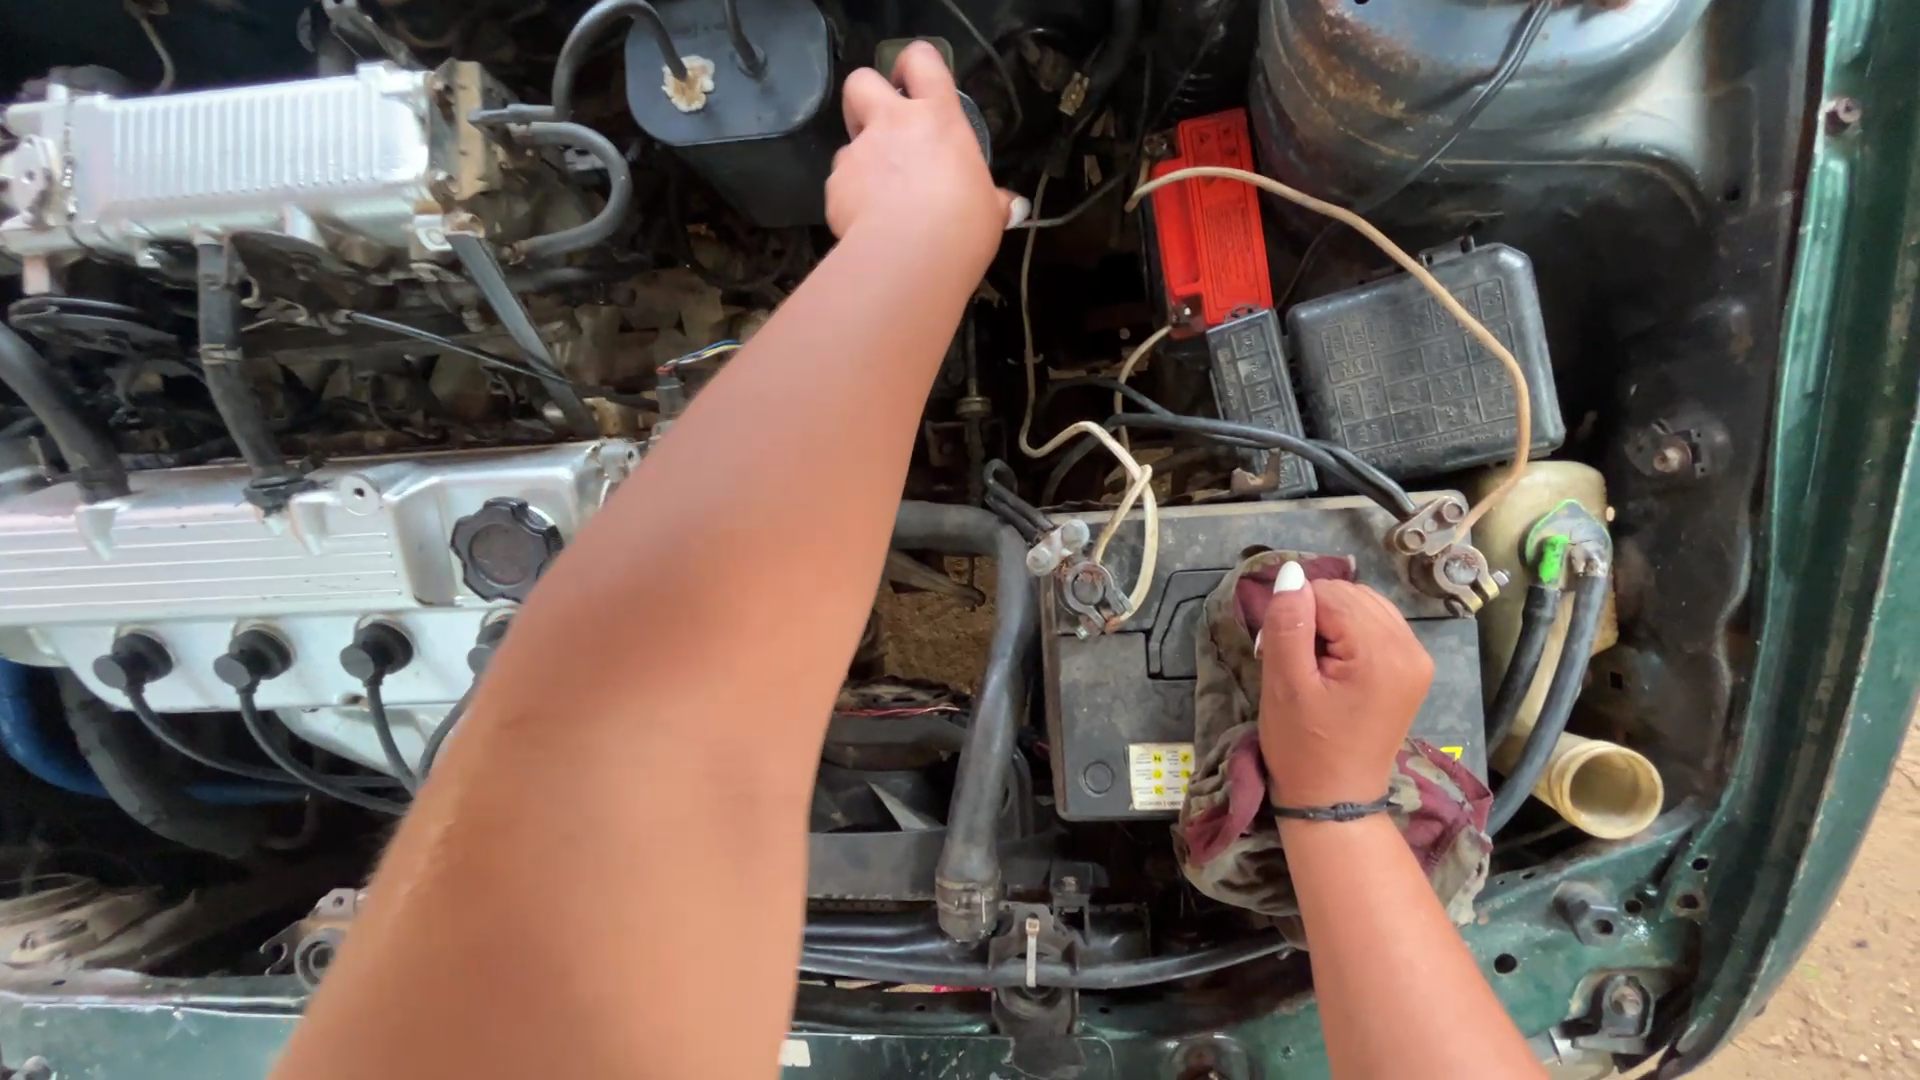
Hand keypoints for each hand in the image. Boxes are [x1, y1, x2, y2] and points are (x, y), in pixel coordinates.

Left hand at [827, 42, 1022, 266]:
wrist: (911, 257)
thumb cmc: (963, 227)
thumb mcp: (990, 212)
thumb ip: (993, 201)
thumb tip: (1010, 205)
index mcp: (937, 118)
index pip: (922, 60)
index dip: (913, 65)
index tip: (913, 83)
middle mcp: (892, 124)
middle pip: (861, 81)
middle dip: (865, 99)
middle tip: (879, 129)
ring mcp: (858, 153)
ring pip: (846, 143)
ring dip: (858, 163)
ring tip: (877, 199)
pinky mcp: (835, 187)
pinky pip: (839, 187)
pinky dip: (849, 203)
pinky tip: (866, 227)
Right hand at [1256, 565, 1433, 807]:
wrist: (1333, 800)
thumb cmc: (1302, 746)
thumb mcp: (1284, 684)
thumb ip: (1287, 624)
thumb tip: (1290, 572)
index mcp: (1382, 653)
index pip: (1329, 594)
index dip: (1294, 613)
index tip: (1274, 651)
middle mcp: (1410, 648)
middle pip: (1350, 595)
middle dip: (1312, 614)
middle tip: (1289, 658)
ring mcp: (1416, 659)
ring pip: (1363, 605)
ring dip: (1328, 621)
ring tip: (1309, 662)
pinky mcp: (1411, 669)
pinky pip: (1375, 625)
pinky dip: (1347, 632)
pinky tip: (1330, 663)